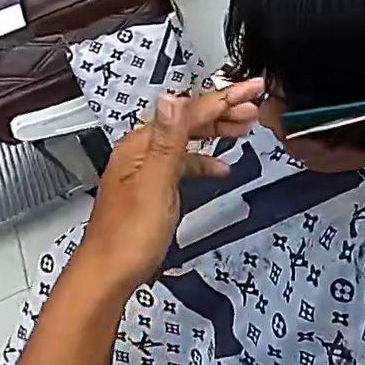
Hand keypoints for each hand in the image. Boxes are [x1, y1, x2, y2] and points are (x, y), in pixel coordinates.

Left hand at [70, 79, 263, 291]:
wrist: (109, 275)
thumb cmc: (128, 236)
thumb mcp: (156, 184)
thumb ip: (169, 142)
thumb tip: (175, 100)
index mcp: (142, 146)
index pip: (190, 112)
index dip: (225, 99)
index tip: (253, 89)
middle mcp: (143, 153)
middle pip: (188, 121)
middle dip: (224, 110)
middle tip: (255, 105)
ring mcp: (148, 171)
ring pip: (188, 140)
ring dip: (217, 132)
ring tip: (244, 127)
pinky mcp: (155, 189)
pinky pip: (185, 163)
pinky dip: (205, 160)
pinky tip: (220, 168)